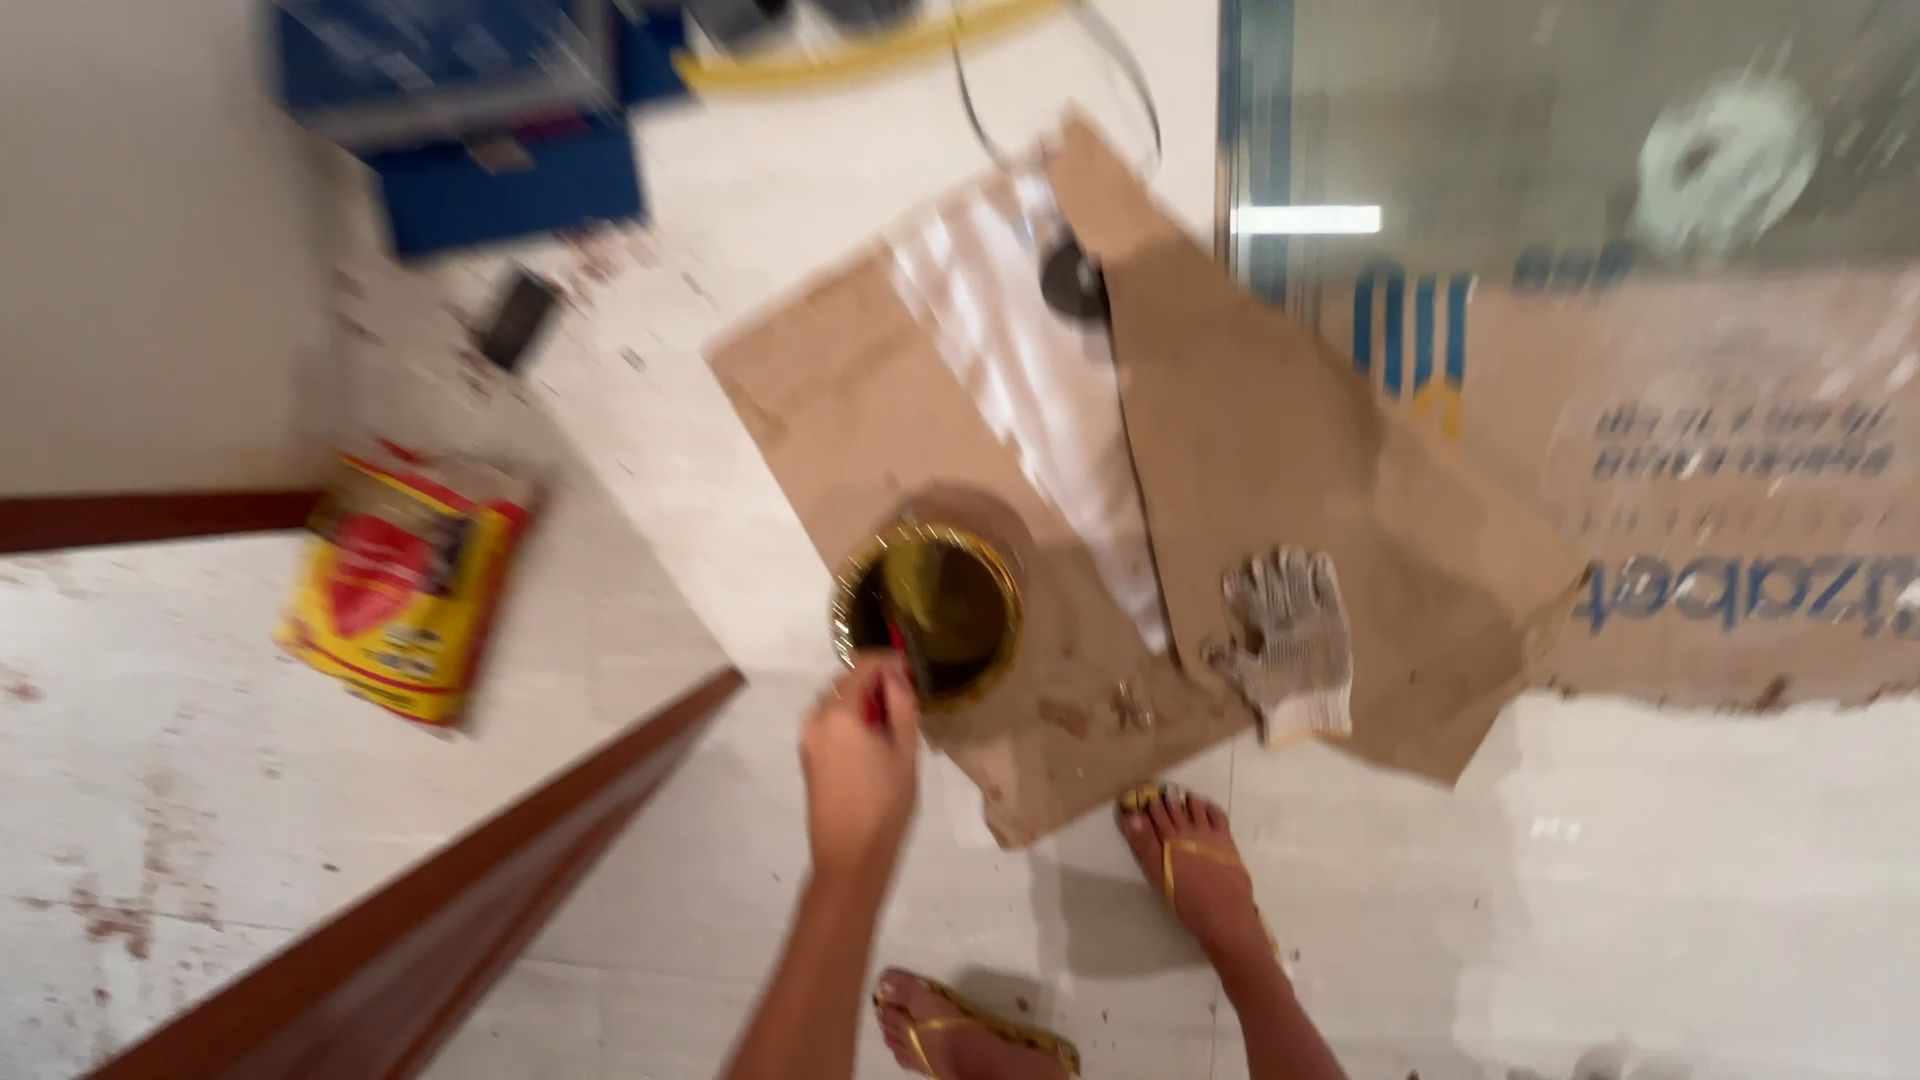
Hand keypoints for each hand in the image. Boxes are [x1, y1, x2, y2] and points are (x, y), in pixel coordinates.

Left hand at [799, 653, 921, 886]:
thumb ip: (901, 705)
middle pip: (846, 680)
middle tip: (906, 695)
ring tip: (892, 718)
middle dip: (875, 679)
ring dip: (862, 698)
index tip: (911, 669)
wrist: (849, 857)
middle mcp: (816, 718)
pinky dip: (850, 716)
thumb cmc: (885, 804)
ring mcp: (808, 737)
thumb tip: (896, 673)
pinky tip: (873, 737)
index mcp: (840, 713)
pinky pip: (829, 719)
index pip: (863, 665)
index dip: (889, 660)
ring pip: (836, 699)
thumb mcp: (905, 751)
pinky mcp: (807, 754)